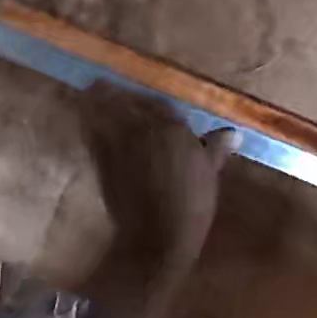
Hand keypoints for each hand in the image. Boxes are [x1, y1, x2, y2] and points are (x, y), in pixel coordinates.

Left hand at [76, 85, 238, 312]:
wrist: (158, 237)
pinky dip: (87, 126)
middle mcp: (144, 131)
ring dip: (94, 103)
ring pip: (104, 117)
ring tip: (86, 92)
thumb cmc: (192, 203)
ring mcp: (120, 147)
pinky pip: (93, 137)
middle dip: (112, 92)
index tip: (136, 89)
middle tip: (99, 81)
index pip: (157, 104)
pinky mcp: (104, 165)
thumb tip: (233, 132)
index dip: (145, 97)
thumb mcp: (209, 173)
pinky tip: (83, 121)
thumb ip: (216, 148)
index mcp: (173, 130)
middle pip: (125, 104)